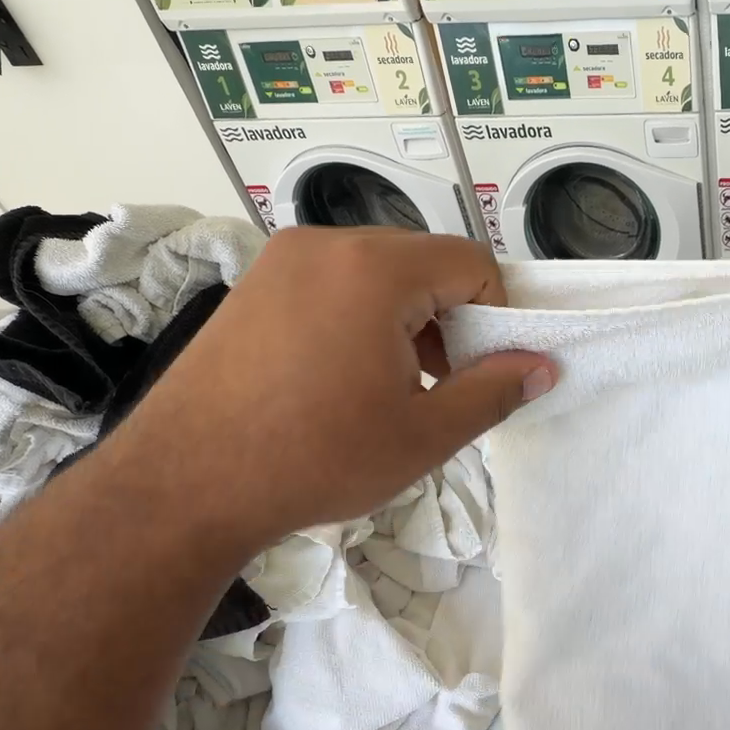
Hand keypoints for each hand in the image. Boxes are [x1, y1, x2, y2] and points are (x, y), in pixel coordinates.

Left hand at [102, 228, 551, 549]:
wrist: (186, 484)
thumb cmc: (318, 457)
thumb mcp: (426, 434)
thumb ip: (495, 391)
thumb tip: (544, 366)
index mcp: (374, 270)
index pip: (473, 263)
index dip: (497, 317)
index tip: (480, 374)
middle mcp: (326, 245)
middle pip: (426, 264)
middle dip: (452, 321)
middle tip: (439, 387)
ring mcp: (282, 262)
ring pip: (381, 275)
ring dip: (410, 323)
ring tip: (393, 389)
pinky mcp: (254, 286)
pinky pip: (336, 285)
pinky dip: (364, 321)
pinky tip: (347, 381)